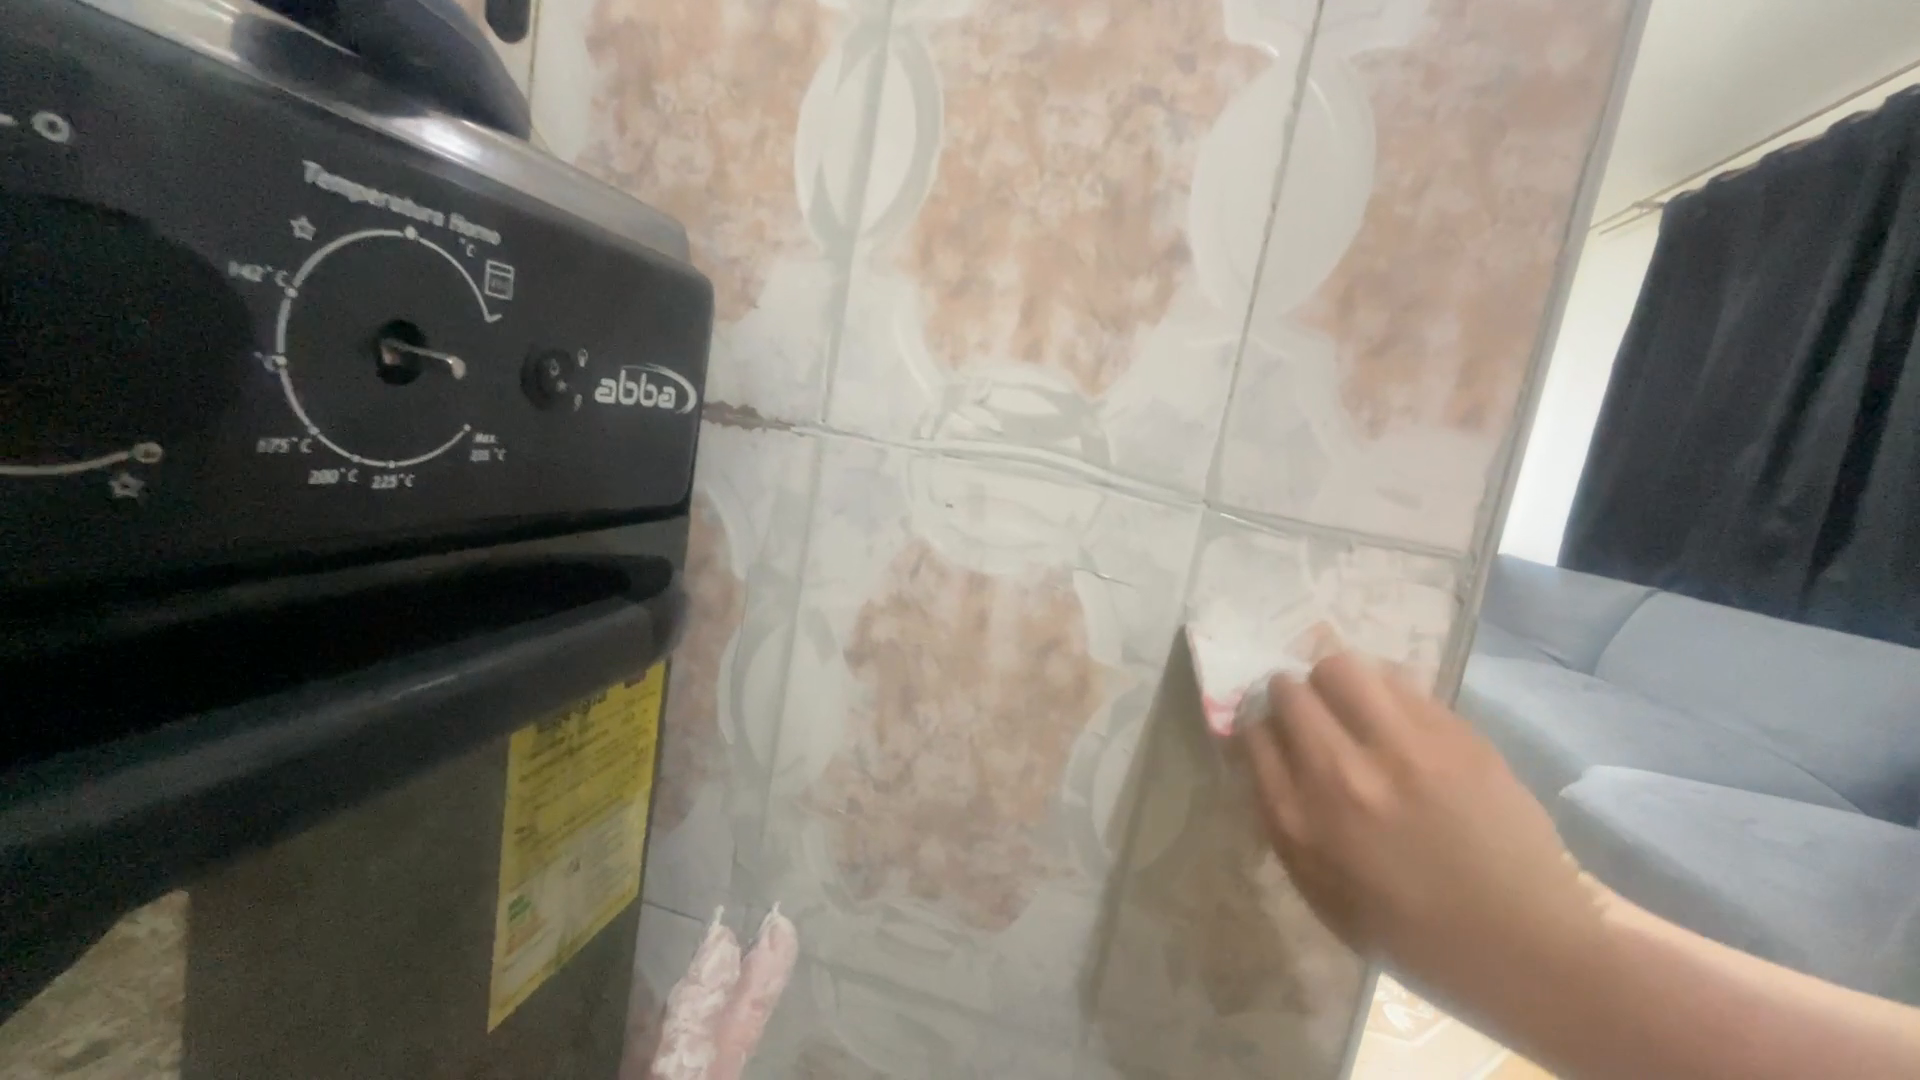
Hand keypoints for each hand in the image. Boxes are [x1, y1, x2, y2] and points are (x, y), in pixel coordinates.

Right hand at [1240, 654, 1610, 1001]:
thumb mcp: (1319, 890)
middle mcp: (1342, 772)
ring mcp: (1403, 748)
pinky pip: (1401, 683)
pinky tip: (1401, 722)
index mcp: (1301, 818)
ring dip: (1337, 682)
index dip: (1263, 729)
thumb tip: (1269, 750)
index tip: (1279, 737)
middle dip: (1291, 697)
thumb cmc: (1411, 931)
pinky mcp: (1455, 736)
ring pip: (1343, 667)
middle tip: (1313, 716)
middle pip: (1288, 690)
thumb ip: (1284, 816)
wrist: (1525, 947)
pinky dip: (1387, 692)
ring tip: (1355, 706)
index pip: (1254, 732)